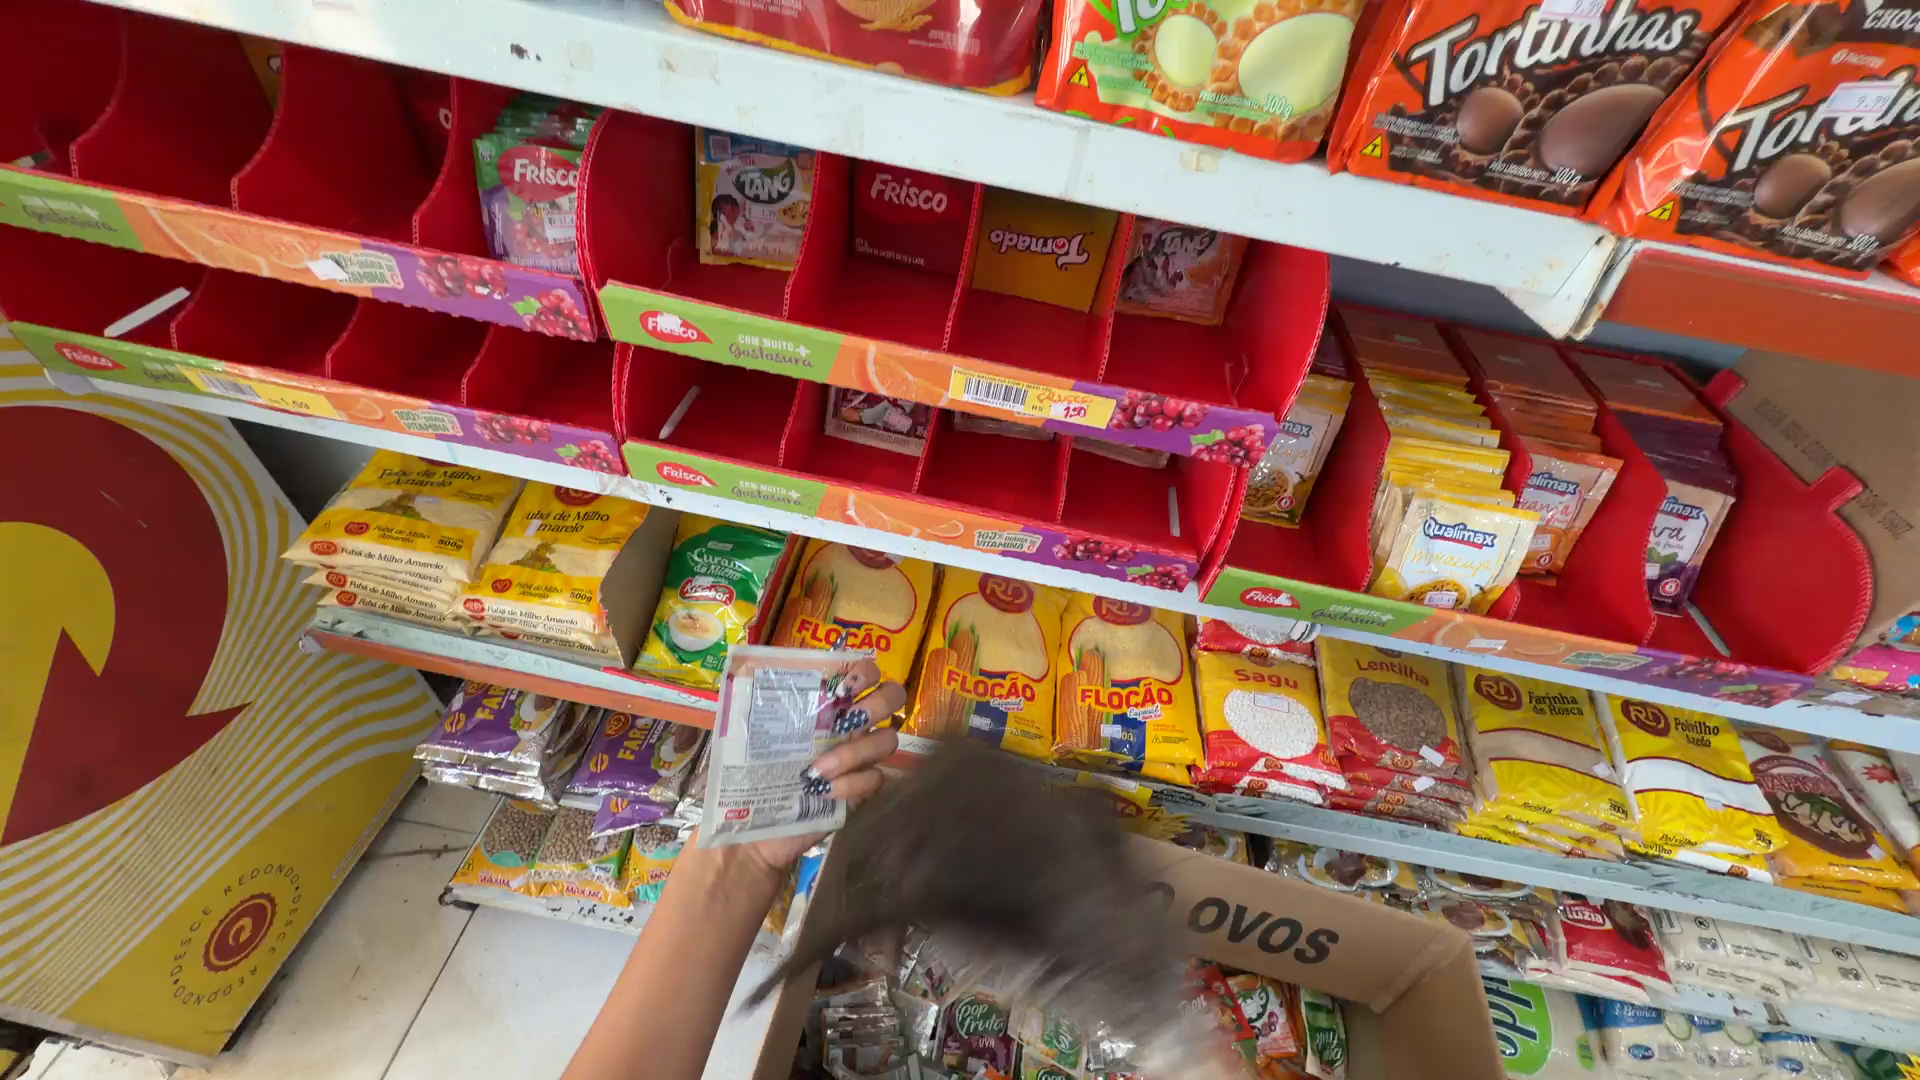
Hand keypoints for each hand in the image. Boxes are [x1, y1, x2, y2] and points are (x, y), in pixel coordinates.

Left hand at [717, 657, 907, 881]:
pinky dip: (850, 783)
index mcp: (829, 704)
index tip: (845, 685)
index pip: (867, 672)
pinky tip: (821, 791)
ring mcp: (860, 758)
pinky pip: (875, 779)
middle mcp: (851, 725)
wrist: (752, 828)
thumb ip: (756, 701)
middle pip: (893, 697)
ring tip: (818, 768)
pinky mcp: (862, 792)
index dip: (865, 671)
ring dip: (855, 751)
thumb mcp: (749, 731)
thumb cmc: (751, 774)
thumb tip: (751, 665)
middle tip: (850, 719)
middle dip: (878, 703)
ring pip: (886, 740)